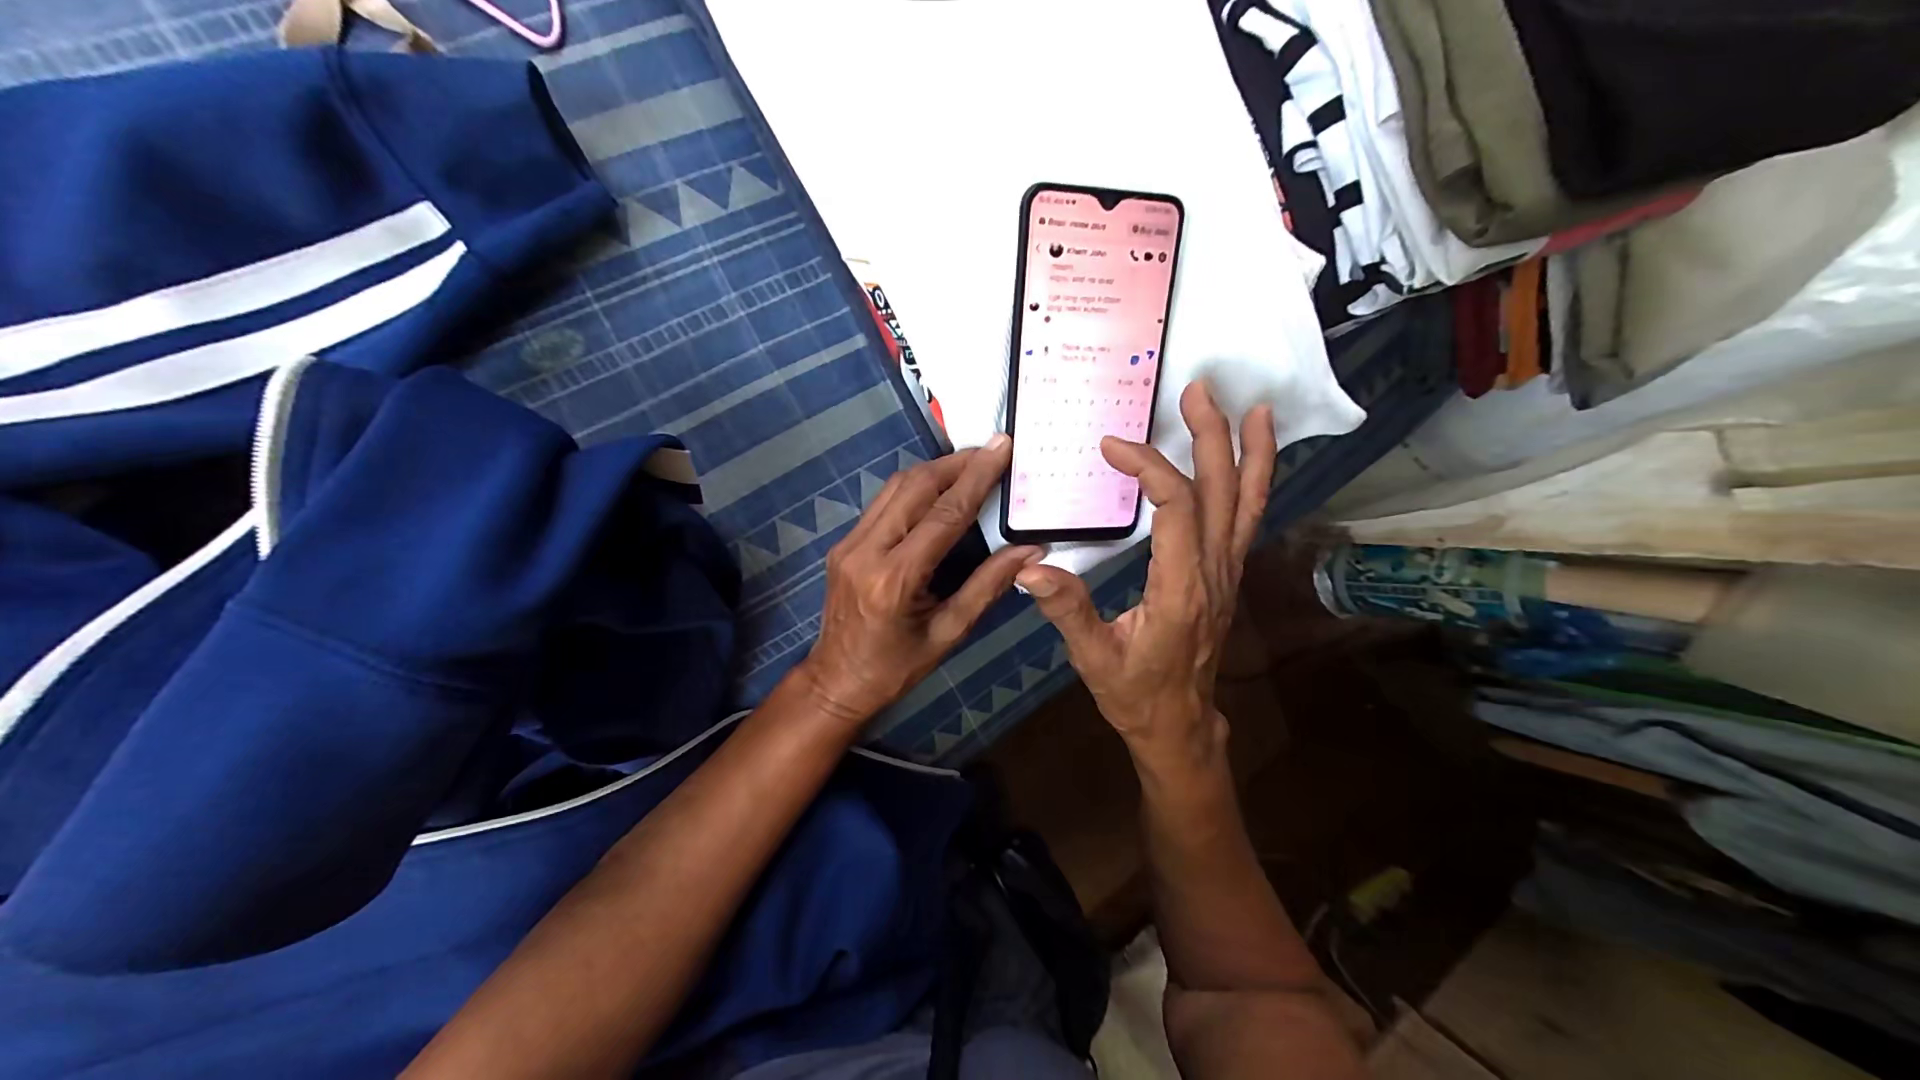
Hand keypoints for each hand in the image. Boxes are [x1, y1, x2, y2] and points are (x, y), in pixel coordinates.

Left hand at [796, 434, 1042, 726]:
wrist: (835, 681)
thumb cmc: (895, 667)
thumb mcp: (949, 632)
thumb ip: (988, 586)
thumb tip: (1030, 551)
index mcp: (894, 579)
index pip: (943, 514)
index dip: (976, 477)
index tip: (1001, 448)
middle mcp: (866, 550)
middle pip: (914, 486)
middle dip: (956, 463)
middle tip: (991, 450)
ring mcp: (849, 543)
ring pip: (895, 487)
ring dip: (935, 470)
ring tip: (971, 463)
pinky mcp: (844, 543)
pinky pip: (883, 502)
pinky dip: (916, 488)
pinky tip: (940, 489)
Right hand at [1015, 382, 1275, 766]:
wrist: (1179, 723)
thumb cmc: (1134, 693)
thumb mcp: (1094, 658)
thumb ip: (1068, 611)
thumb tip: (1030, 569)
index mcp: (1180, 590)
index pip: (1176, 510)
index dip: (1150, 468)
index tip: (1112, 446)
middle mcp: (1214, 574)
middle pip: (1223, 493)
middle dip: (1213, 437)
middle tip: (1197, 391)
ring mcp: (1228, 573)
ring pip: (1249, 504)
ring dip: (1250, 452)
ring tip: (1253, 409)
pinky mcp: (1227, 575)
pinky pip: (1247, 519)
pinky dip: (1255, 481)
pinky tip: (1251, 457)